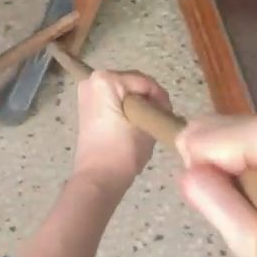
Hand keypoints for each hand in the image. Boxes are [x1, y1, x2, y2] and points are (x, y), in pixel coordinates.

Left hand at [71, 68, 170, 191]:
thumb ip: (156, 108)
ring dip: (138, 103)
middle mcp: (92, 79)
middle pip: (132, 82)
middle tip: (162, 117)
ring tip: (150, 122)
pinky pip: (112, 99)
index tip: (170, 114)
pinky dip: (125, 107)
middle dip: (148, 98)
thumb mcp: (147, 126)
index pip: (144, 81)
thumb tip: (161, 104)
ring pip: (123, 91)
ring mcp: (87, 92)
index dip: (161, 97)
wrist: (98, 177)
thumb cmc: (123, 151)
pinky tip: (135, 123)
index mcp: (105, 80)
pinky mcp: (87, 105)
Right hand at [176, 112, 256, 256]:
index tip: (239, 214)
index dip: (208, 183)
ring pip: (215, 139)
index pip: (200, 140)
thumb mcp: (253, 246)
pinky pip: (231, 146)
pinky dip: (238, 177)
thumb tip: (187, 172)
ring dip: (227, 179)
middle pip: (207, 132)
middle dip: (216, 176)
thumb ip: (214, 202)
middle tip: (250, 215)